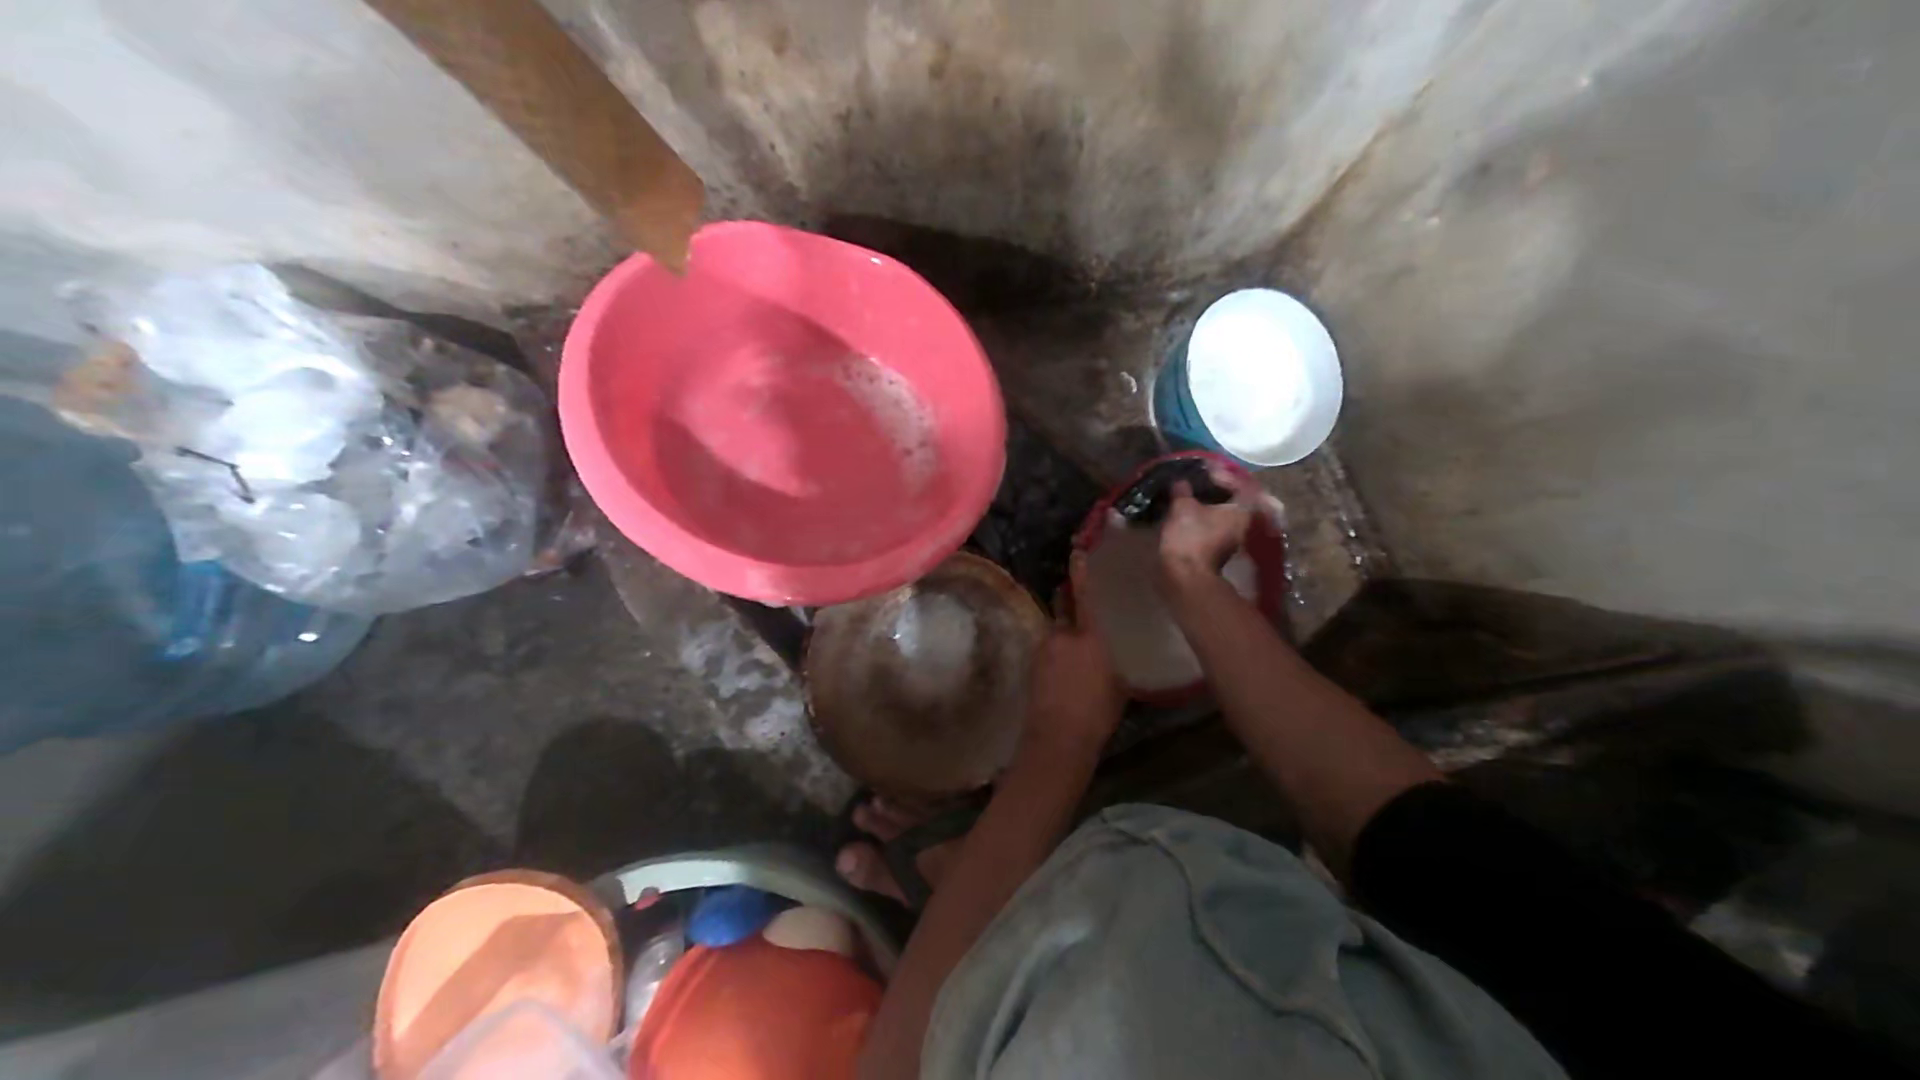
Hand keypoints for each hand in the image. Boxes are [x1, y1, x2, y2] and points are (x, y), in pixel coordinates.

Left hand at [1022, 551, 1124, 760]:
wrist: (1058, 737)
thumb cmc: (1099, 711)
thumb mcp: (1120, 680)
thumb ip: (1115, 654)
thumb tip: (1115, 642)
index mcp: (1089, 635)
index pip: (1083, 594)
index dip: (1080, 571)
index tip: (1077, 551)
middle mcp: (1063, 634)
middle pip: (1063, 606)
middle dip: (1069, 598)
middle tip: (1080, 595)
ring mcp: (1044, 648)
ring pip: (1056, 628)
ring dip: (1065, 629)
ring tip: (1078, 641)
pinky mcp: (1033, 664)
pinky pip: (1049, 646)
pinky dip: (1058, 648)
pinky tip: (1067, 663)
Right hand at [1158, 469, 1257, 588]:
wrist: (1186, 576)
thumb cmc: (1189, 537)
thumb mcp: (1182, 507)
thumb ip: (1183, 490)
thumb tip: (1181, 482)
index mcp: (1242, 510)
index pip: (1240, 484)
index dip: (1222, 474)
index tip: (1204, 471)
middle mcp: (1244, 524)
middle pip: (1234, 500)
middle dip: (1216, 490)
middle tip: (1198, 483)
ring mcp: (1233, 540)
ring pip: (1224, 515)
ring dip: (1210, 505)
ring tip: (1191, 497)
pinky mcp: (1219, 550)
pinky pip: (1215, 526)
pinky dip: (1205, 518)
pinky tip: (1189, 514)